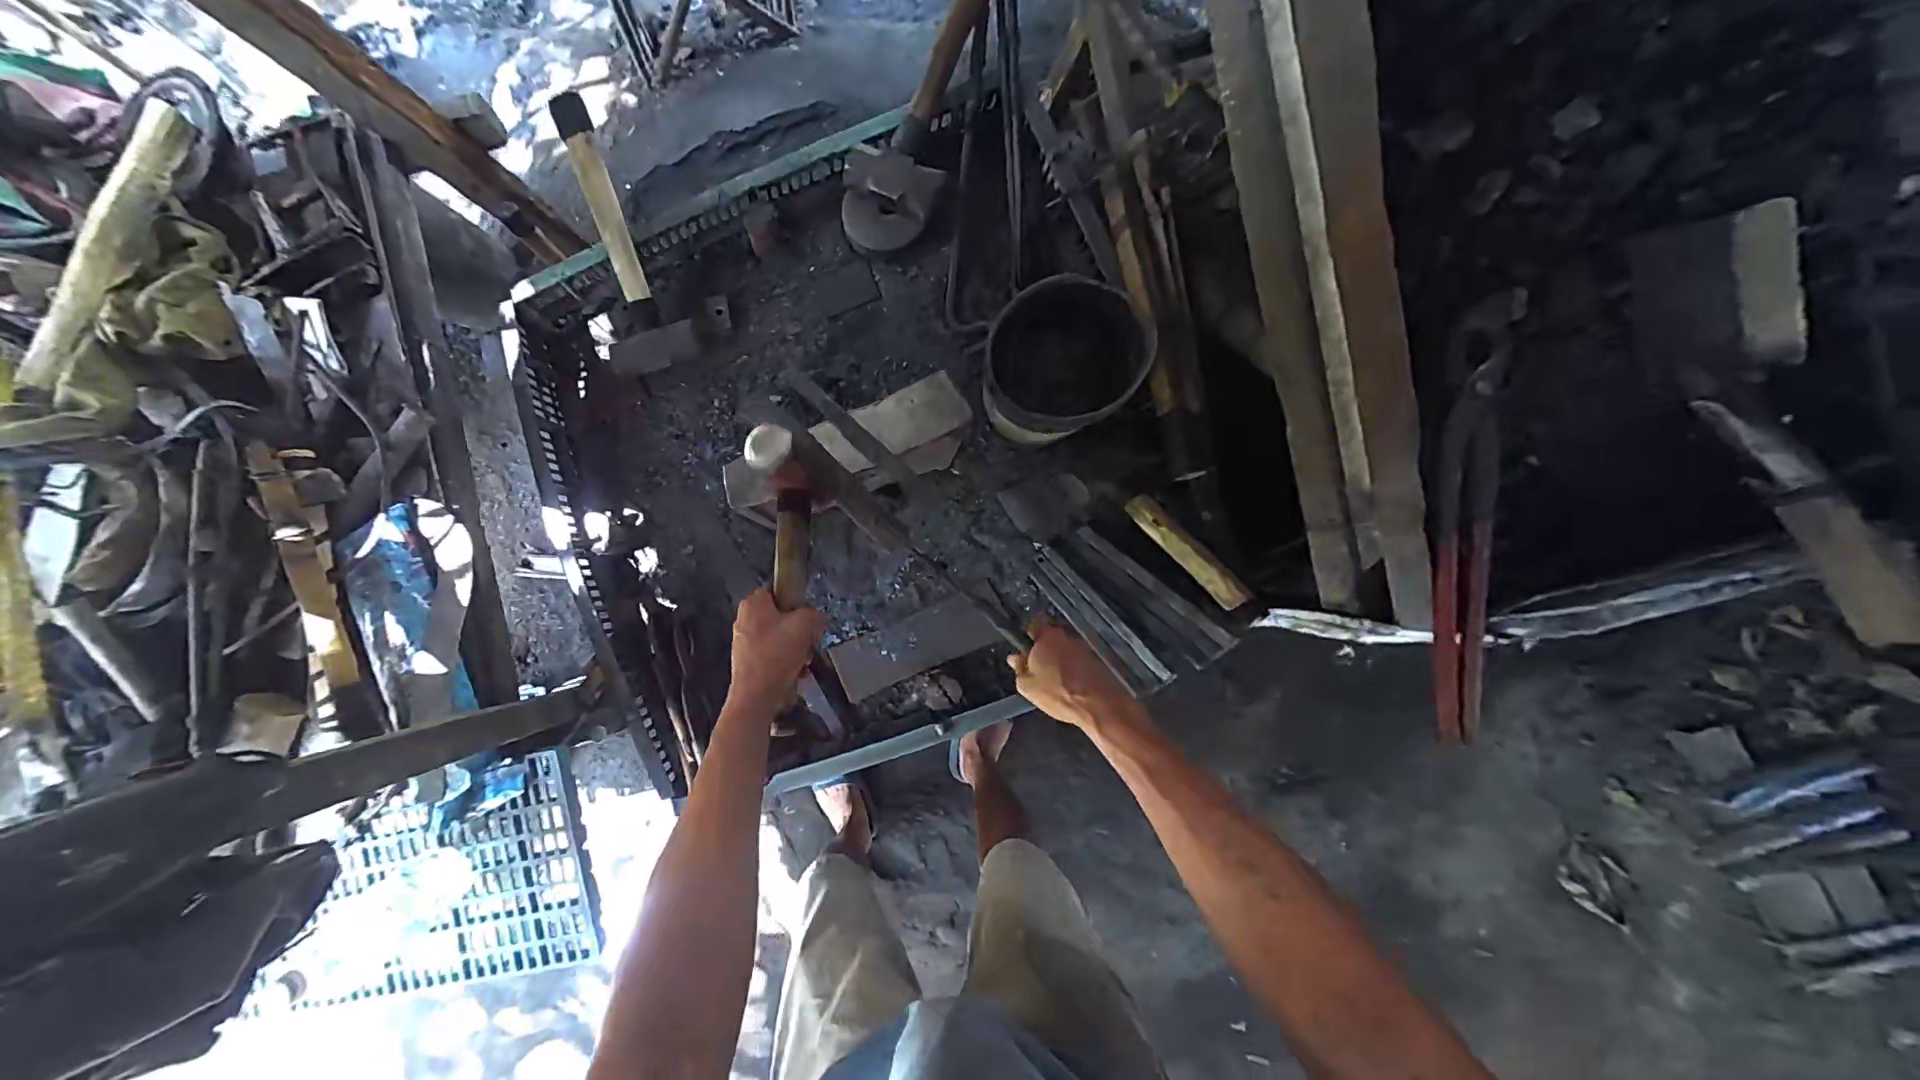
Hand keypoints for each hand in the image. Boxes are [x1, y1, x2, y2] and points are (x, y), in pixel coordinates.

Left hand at [727, 587, 825, 714]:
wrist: (756, 697)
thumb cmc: (777, 654)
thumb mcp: (804, 625)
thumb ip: (815, 615)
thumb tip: (820, 618)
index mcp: (753, 604)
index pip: (777, 587)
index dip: (796, 597)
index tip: (810, 611)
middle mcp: (745, 619)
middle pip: (782, 615)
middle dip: (800, 629)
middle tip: (810, 640)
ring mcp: (745, 642)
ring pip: (781, 636)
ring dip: (798, 648)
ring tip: (804, 660)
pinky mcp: (748, 662)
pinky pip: (774, 654)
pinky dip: (787, 661)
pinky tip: (796, 673)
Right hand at [1007, 618, 1136, 731]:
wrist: (1098, 704)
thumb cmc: (1058, 693)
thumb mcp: (1027, 686)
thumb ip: (1019, 668)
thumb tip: (1015, 658)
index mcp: (1046, 637)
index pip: (1034, 624)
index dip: (1028, 636)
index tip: (1026, 650)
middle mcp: (1065, 636)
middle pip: (1050, 638)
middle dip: (1044, 650)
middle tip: (1038, 670)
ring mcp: (1082, 646)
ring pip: (1064, 649)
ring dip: (1060, 659)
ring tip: (1056, 681)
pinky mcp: (1095, 658)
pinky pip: (1077, 659)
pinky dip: (1073, 668)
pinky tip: (1071, 685)